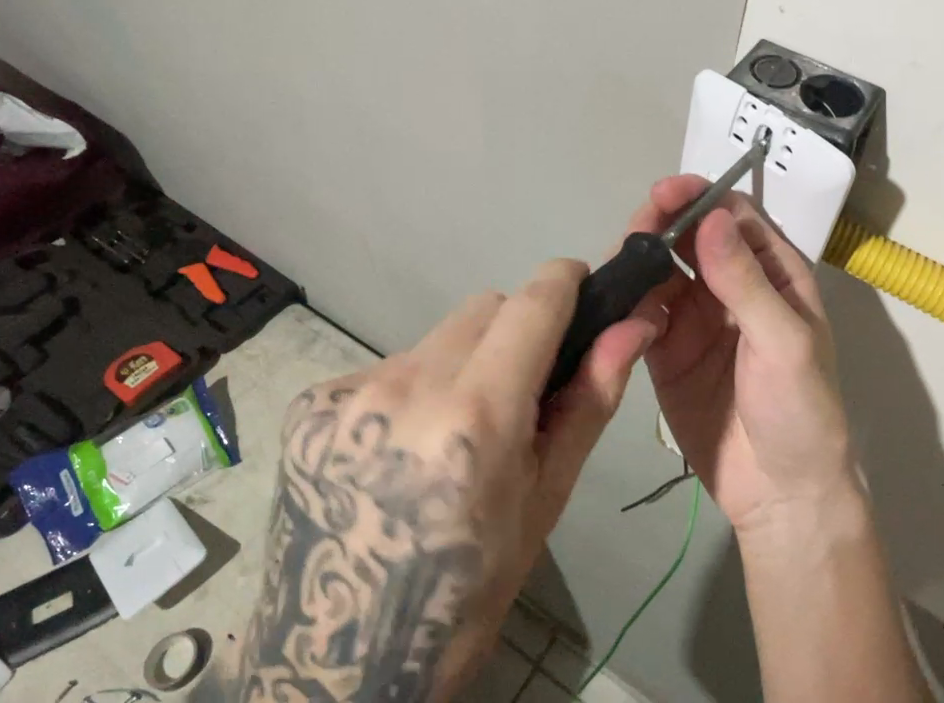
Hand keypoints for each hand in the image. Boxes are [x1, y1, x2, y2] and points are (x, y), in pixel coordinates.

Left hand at [207, 262, 659, 702]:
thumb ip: (589, 401)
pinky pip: (387, 367)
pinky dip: (411, 390)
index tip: (582, 289)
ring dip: (462, 361)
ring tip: (455, 432)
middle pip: (483, 308)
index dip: (565, 281)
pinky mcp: (310, 405)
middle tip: (521, 391)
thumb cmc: (468, 590)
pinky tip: (403, 449)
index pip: (532, 302)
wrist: (340, 662)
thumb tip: (632, 326)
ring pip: (435, 337)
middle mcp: (406, 387)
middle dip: (517, 329)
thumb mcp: (544, 500)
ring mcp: (349, 394)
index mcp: (475, 416)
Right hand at [632, 176, 859, 535]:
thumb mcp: (784, 342)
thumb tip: (711, 218)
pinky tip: (613, 303)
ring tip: (616, 260)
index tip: (666, 191)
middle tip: (636, 223)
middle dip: (663, 223)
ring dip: (639, 260)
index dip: (702, 199)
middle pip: (691, 239)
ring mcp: (696, 320)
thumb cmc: (801, 410)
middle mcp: (732, 288)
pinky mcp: (665, 353)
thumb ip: (746, 281)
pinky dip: (626, 304)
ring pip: (661, 272)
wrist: (781, 493)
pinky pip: (641, 316)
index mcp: (774, 275)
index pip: (735, 218)